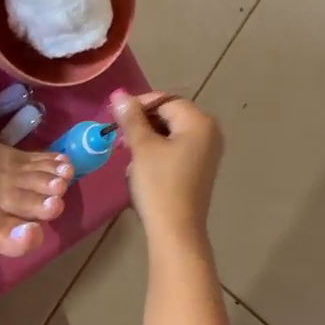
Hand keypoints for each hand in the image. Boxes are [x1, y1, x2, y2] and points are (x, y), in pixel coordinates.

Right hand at [109, 90, 223, 237]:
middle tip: (119, 139)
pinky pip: (177, 150)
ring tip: (128, 155)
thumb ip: (131, 119)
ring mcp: (207, 152)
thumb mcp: (142, 149)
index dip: (139, 105)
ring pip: (172, 134)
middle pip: (171, 116)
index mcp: (199, 122)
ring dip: (148, 140)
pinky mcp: (200, 170)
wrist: (175, 230)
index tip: (115, 119)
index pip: (166, 100)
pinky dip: (158, 153)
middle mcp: (209, 132)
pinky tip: (142, 168)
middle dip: (143, 124)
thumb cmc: (159, 186)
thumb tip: (119, 94)